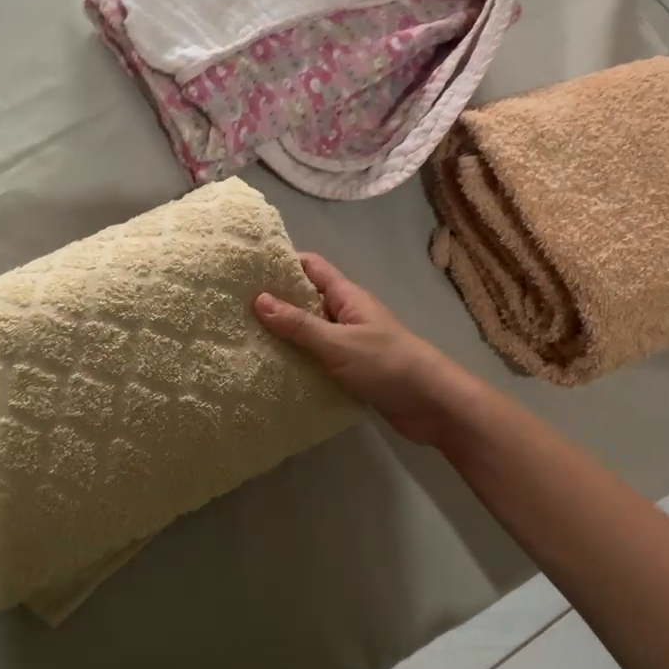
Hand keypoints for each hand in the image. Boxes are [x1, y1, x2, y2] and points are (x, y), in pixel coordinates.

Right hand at [255, 253, 476, 443]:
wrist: (434, 406)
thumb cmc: (388, 365)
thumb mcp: (338, 343)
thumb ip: (299, 324)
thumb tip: (257, 299)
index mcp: (346, 296)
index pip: (310, 266)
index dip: (280, 262)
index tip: (246, 268)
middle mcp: (345, 314)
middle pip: (305, 298)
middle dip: (273, 301)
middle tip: (234, 306)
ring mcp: (349, 343)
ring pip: (309, 331)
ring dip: (283, 335)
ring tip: (243, 337)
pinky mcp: (350, 370)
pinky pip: (316, 358)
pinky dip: (297, 360)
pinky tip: (272, 369)